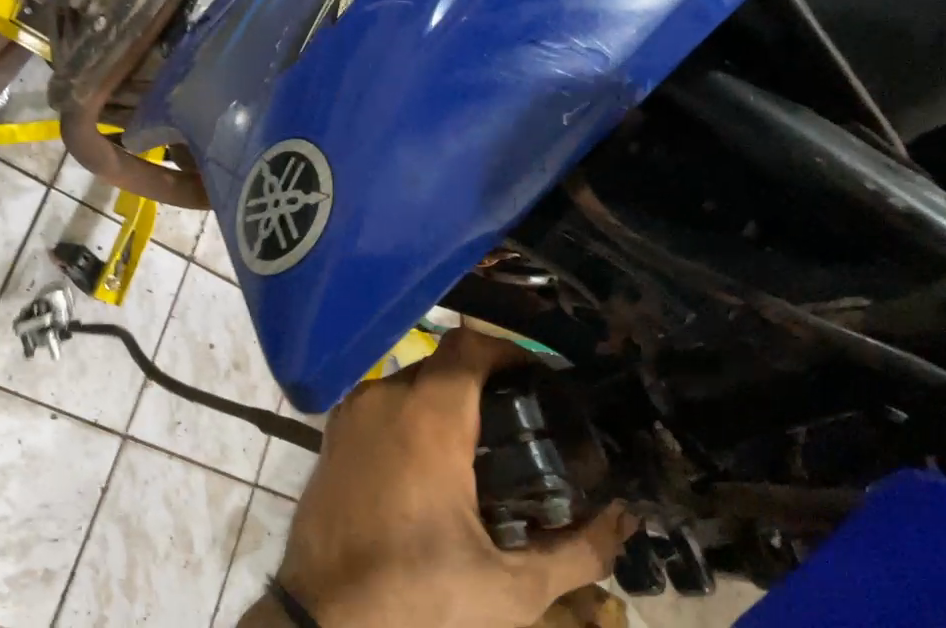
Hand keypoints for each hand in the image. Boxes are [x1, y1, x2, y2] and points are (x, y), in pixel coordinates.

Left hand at [274, 328, 632, 627]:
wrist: (322, 621)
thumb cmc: (418, 600)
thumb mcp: (510, 588)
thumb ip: (577, 551)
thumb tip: (623, 520)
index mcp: (426, 419)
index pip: (470, 345)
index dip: (512, 350)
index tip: (545, 380)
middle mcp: (382, 400)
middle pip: (443, 363)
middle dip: (487, 383)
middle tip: (528, 420)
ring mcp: (349, 415)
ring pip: (408, 383)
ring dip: (448, 403)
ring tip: (489, 446)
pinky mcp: (330, 437)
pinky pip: (381, 408)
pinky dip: (412, 419)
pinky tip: (439, 465)